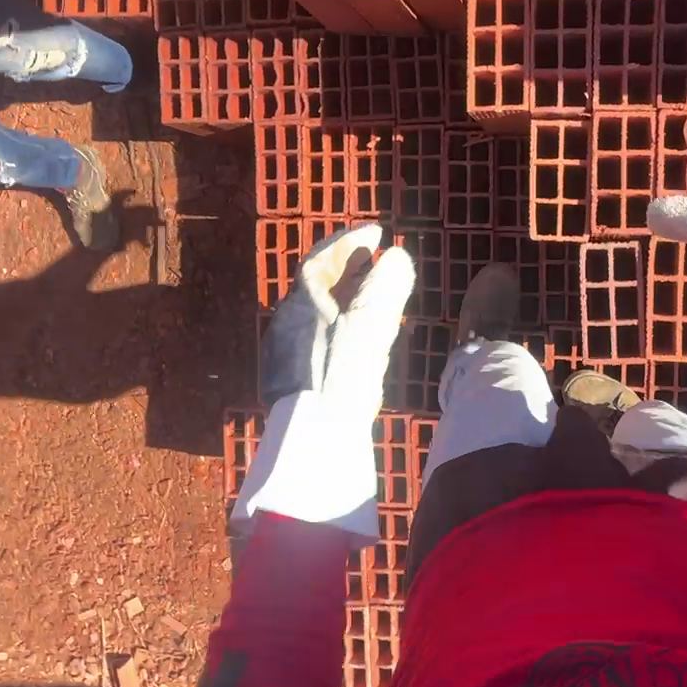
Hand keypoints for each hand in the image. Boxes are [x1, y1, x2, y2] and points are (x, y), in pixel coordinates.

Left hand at [236, 223, 414, 544]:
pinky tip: (369, 332)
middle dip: (351, 264)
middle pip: (318, 283)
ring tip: (381, 285)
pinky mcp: (302, 378)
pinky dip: (349, 317)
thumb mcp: (363, 336)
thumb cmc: (337, 388)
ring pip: (322, 308)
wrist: (313, 455)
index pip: (320, 261)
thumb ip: (381, 294)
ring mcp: (293, 352)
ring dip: (351, 290)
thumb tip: (397, 255)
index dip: (349, 240)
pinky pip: (325, 330)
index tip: (379, 230)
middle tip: (380, 253)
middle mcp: (290, 326)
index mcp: (300, 310)